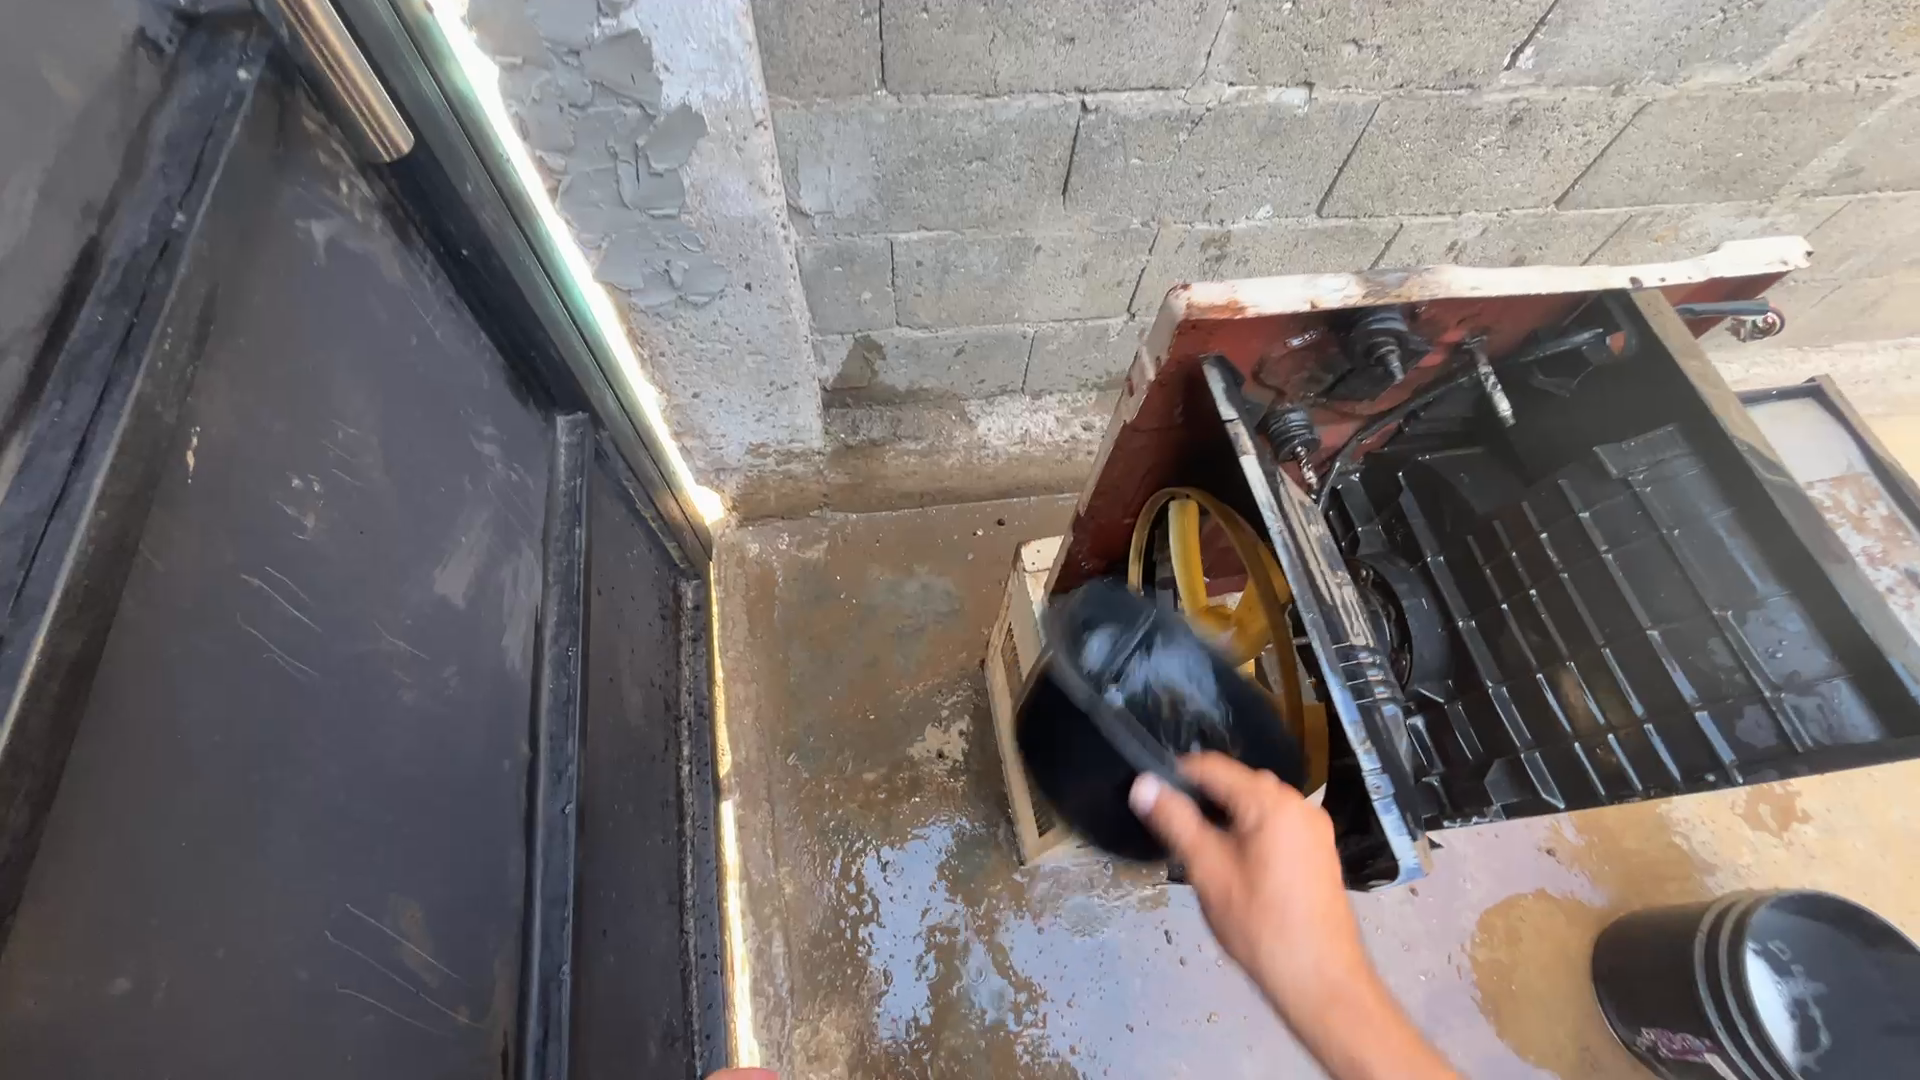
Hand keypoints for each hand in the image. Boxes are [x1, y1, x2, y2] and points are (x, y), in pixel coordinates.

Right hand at [1130, 753, 1456, 1079]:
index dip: (1176, 776)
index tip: (1154, 798)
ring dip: (1227, 816)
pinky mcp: (1320, 849)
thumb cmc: (1259, 923)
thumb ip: (1173, 820)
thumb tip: (1142, 784)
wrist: (1322, 982)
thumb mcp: (1206, 869)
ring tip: (1205, 851)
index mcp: (1270, 800)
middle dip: (1204, 800)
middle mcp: (1297, 803)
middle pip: (1236, 782)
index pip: (1211, 766)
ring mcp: (1314, 826)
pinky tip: (1239, 864)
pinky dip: (1252, 830)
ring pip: (1256, 803)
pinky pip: (1276, 822)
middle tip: (1178, 831)